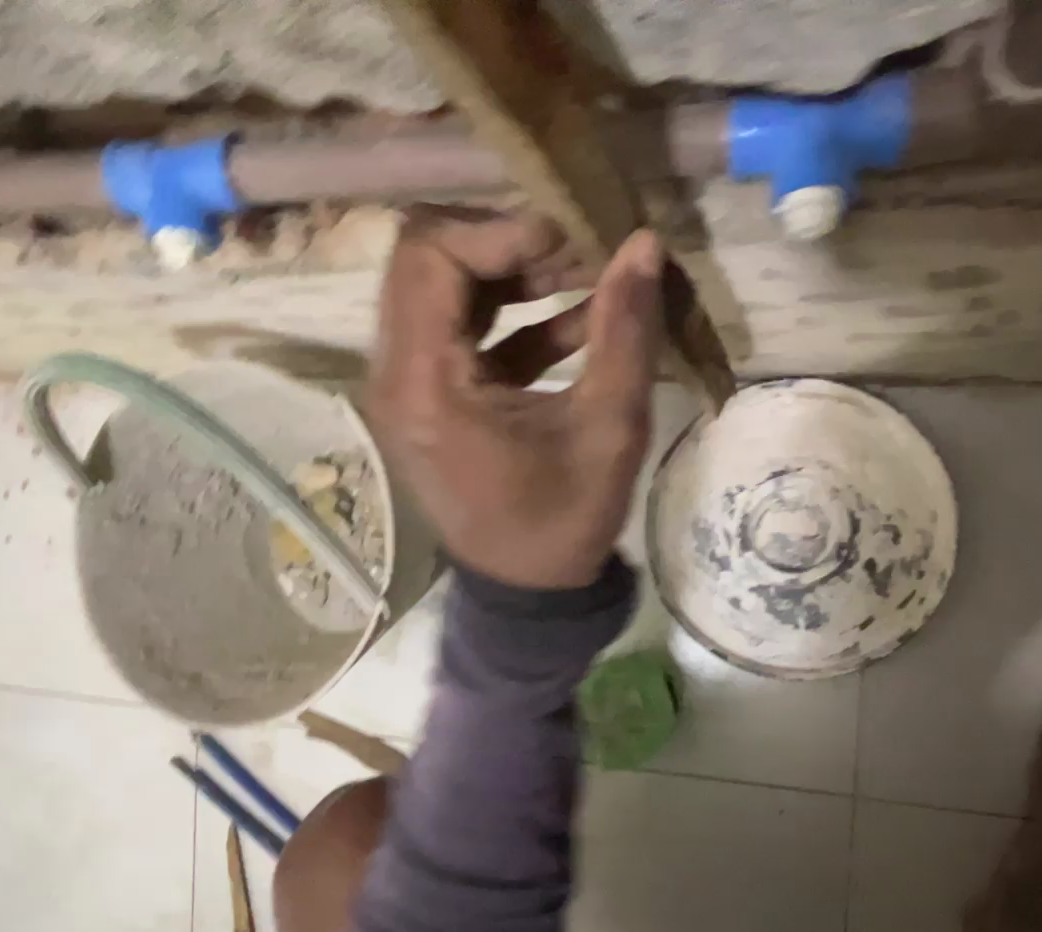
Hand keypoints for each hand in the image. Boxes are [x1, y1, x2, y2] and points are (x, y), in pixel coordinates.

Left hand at [366, 207, 666, 589]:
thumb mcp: (609, 428)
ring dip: (513, 275)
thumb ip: (626, 331)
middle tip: (578, 254)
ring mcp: (408, 385)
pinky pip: (460, 330)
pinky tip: (579, 321)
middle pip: (425, 261)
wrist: (528, 590)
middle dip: (506, 245)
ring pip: (442, 288)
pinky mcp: (430, 395)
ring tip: (586, 278)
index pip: (428, 257)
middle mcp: (397, 375)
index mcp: (424, 384)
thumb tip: (644, 244)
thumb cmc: (564, 520)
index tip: (572, 244)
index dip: (501, 232)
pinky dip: (513, 316)